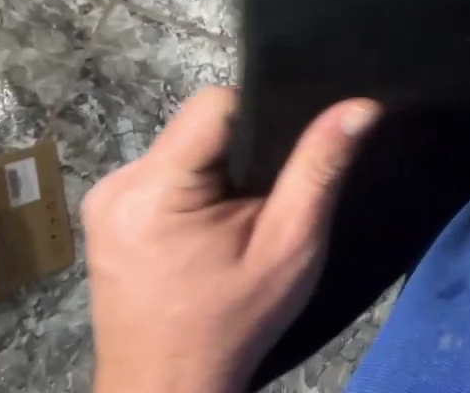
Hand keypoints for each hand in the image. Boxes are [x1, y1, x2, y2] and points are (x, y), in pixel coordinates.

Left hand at [84, 88, 379, 392]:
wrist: (169, 388)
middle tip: (279, 188)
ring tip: (256, 204)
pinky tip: (225, 216)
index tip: (294, 151)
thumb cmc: (232, 319)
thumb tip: (361, 105)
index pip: (218, 104)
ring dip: (230, 161)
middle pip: (204, 122)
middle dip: (251, 143)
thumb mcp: (292, 242)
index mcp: (152, 189)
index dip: (267, 113)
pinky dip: (208, 179)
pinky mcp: (112, 213)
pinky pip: (174, 165)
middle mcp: (118, 184)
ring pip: (192, 142)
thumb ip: (322, 167)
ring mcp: (108, 199)